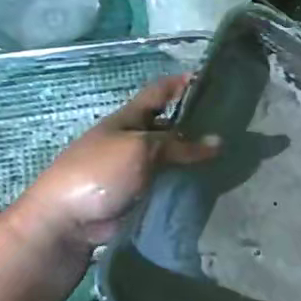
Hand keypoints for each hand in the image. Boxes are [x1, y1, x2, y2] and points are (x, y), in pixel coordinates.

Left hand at [12, 74, 219, 248]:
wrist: (67, 220)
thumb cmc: (100, 172)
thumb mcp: (140, 149)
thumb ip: (178, 145)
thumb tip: (217, 142)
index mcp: (127, 119)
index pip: (157, 93)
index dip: (179, 84)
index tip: (208, 79)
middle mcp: (131, 141)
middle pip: (167, 128)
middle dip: (194, 125)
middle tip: (232, 127)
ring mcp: (134, 172)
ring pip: (170, 160)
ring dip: (193, 160)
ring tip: (230, 159)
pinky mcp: (138, 198)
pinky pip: (167, 187)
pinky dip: (185, 186)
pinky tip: (210, 186)